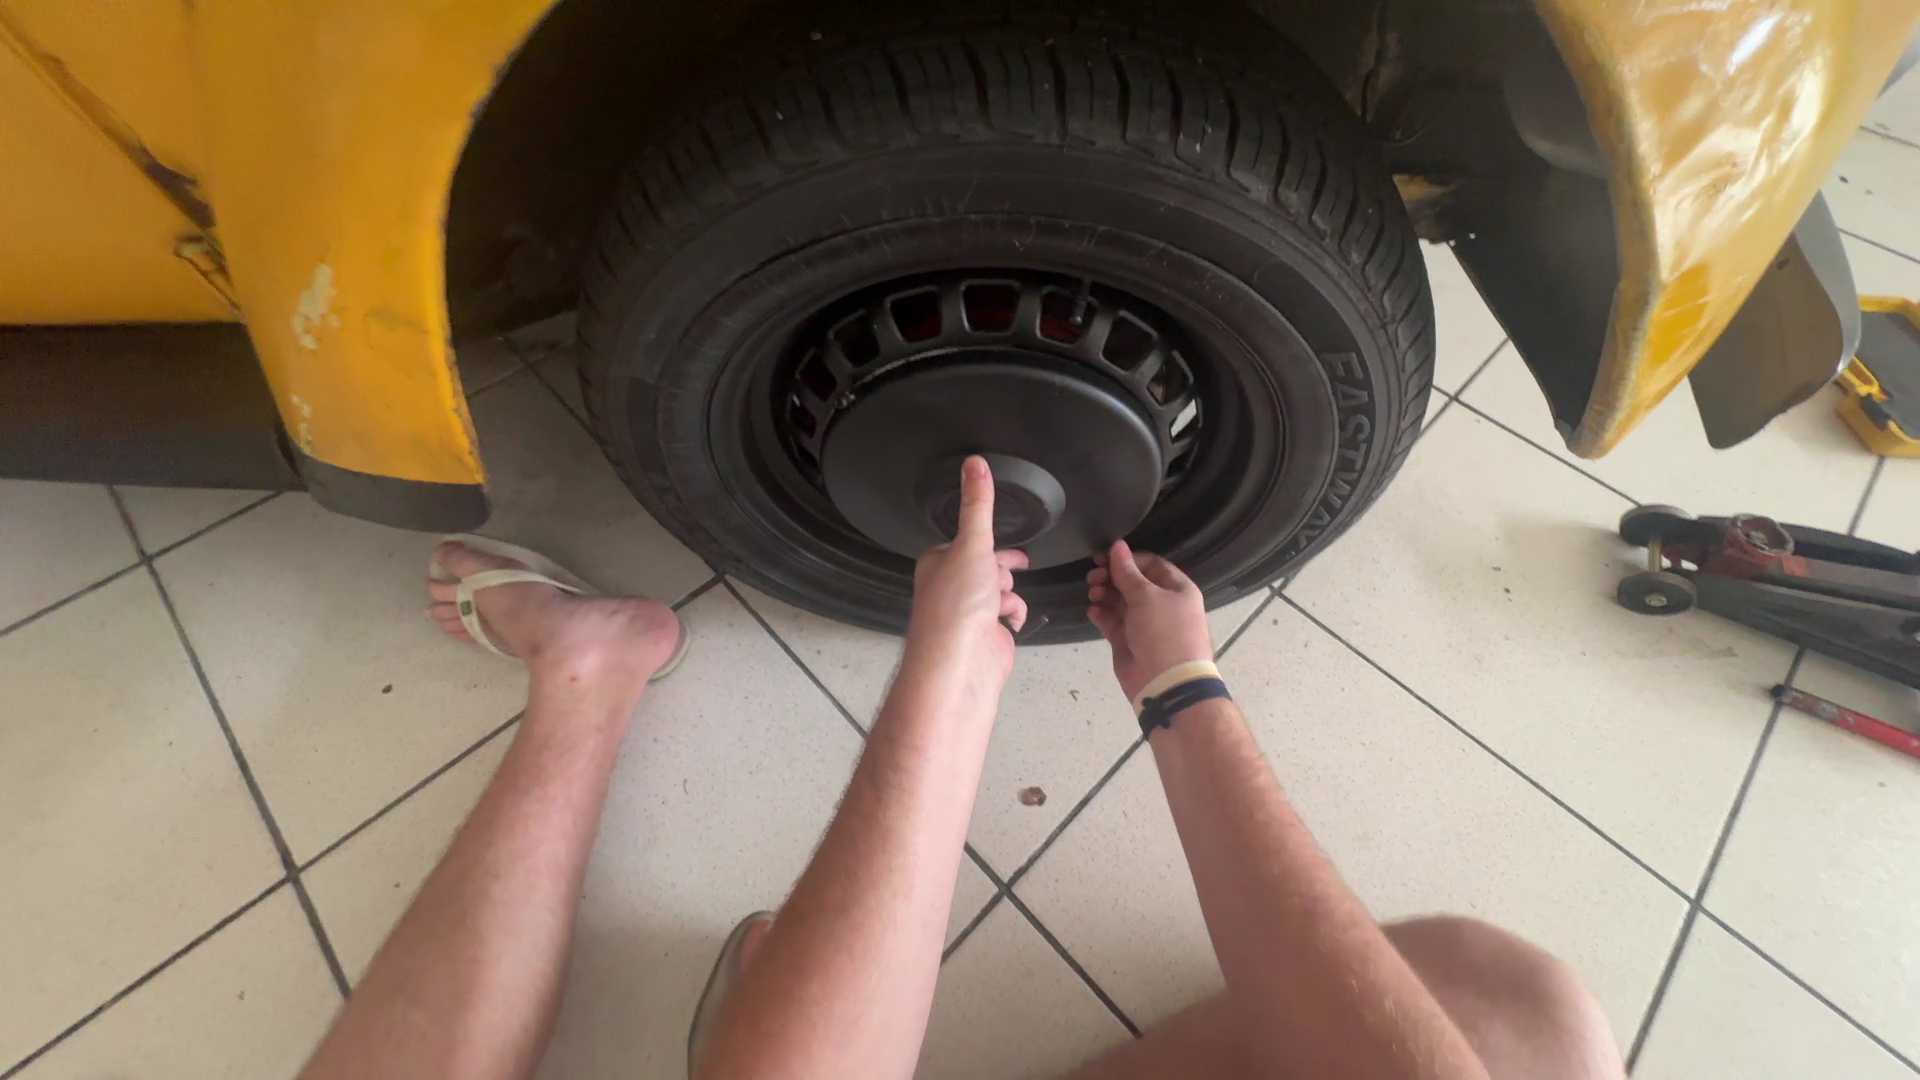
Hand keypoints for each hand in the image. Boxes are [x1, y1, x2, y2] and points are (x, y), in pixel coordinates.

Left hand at [907, 456, 1030, 680]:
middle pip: (985, 564)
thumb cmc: (955, 609)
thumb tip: (975, 464)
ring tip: (1004, 598)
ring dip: (1009, 591)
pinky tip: (1012, 617)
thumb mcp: (972, 545)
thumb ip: (979, 506)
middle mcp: (950, 586)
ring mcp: (969, 612)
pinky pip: (1008, 613)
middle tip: (1017, 564)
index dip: (985, 539)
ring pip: (999, 589)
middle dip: (1002, 565)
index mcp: (938, 562)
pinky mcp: (986, 633)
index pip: (966, 540)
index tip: (999, 537)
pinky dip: (1015, 613)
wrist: (960, 666)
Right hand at [1086, 540, 1212, 701]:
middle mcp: (1160, 604)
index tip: (1103, 558)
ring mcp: (1143, 624)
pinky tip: (1093, 611)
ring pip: (1119, 601)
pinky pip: (1112, 622)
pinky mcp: (1127, 641)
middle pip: (1132, 582)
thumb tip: (1117, 545)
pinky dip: (1101, 615)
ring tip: (1093, 593)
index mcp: (1176, 589)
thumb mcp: (1146, 595)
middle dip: (1111, 576)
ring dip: (1104, 594)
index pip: (1149, 564)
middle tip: (1093, 577)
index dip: (1127, 559)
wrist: (1166, 683)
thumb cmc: (1163, 632)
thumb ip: (1126, 571)